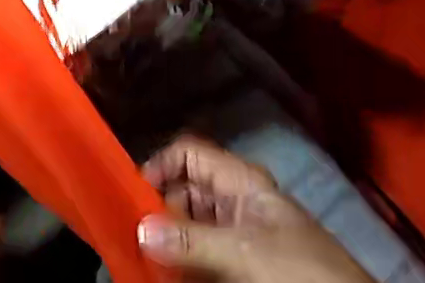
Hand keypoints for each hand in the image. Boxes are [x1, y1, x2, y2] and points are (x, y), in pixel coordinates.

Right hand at [137, 136, 371, 282]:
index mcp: (241, 182)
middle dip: (157, 210)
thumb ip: (192, 240)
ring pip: (191, 229)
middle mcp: (237, 202)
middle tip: (127, 237)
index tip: (130, 196)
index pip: (190, 154)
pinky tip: (163, 276)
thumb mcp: (243, 254)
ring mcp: (240, 237)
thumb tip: (140, 226)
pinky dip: (182, 266)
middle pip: (186, 193)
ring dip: (167, 242)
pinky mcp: (241, 270)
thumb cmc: (298, 270)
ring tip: (137, 261)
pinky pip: (202, 260)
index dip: (159, 166)